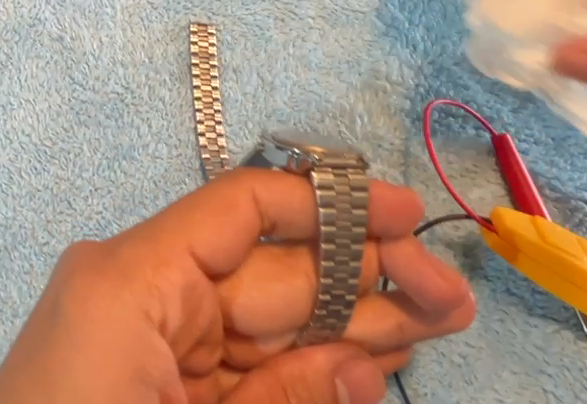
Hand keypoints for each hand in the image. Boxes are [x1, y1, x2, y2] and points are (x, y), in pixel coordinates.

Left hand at [0, 168, 474, 403]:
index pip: (240, 210)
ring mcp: (146, 343)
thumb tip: (365, 361)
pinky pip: (240, 371)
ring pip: (264, 325)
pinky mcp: (156, 386)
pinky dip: (303, 374)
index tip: (405, 210)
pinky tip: (369, 366)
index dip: (327, 203)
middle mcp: (139, 292)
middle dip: (362, 279)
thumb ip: (286, 396)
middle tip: (454, 296)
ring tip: (437, 322)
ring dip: (348, 328)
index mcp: (132, 277)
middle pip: (267, 272)